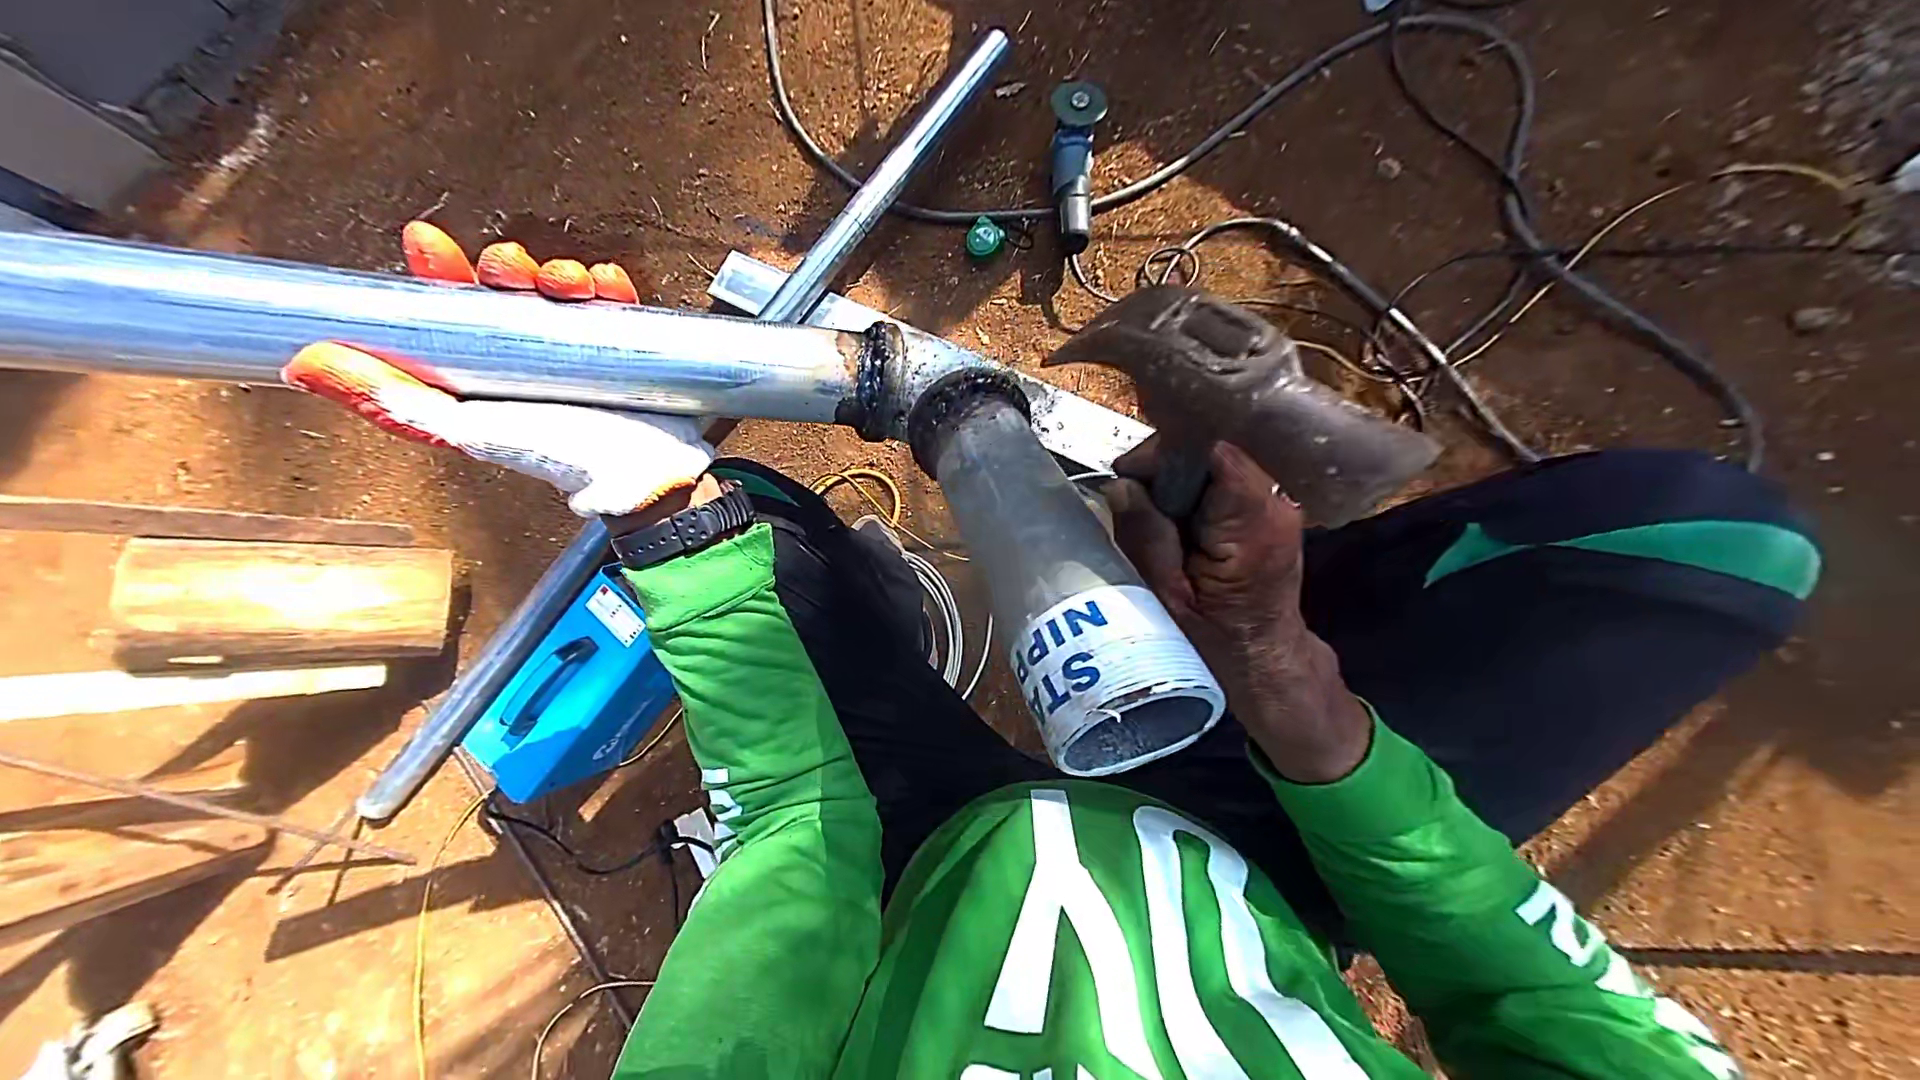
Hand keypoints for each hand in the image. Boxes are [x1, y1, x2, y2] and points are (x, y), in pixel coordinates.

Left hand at [281, 221, 713, 517]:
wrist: (645, 475)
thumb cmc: (567, 460)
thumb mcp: (472, 433)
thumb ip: (397, 404)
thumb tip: (303, 363)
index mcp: (492, 373)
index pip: (455, 311)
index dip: (439, 273)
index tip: (429, 244)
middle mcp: (535, 359)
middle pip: (509, 291)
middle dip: (506, 267)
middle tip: (510, 267)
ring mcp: (583, 352)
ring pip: (561, 291)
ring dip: (559, 272)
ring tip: (566, 283)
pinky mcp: (627, 349)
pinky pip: (617, 305)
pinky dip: (611, 287)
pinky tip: (606, 284)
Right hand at [1103, 438, 1370, 782]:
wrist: (1264, 664)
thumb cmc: (1215, 643)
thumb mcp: (1167, 594)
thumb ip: (1145, 535)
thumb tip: (1120, 486)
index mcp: (1253, 523)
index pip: (1208, 453)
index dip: (1162, 458)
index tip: (1127, 484)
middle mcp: (1275, 505)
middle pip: (1208, 457)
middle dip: (1163, 476)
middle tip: (1135, 515)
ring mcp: (1276, 507)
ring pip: (1210, 470)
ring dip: (1175, 491)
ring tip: (1155, 529)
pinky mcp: (1267, 514)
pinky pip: (1219, 488)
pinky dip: (1190, 502)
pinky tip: (1177, 535)